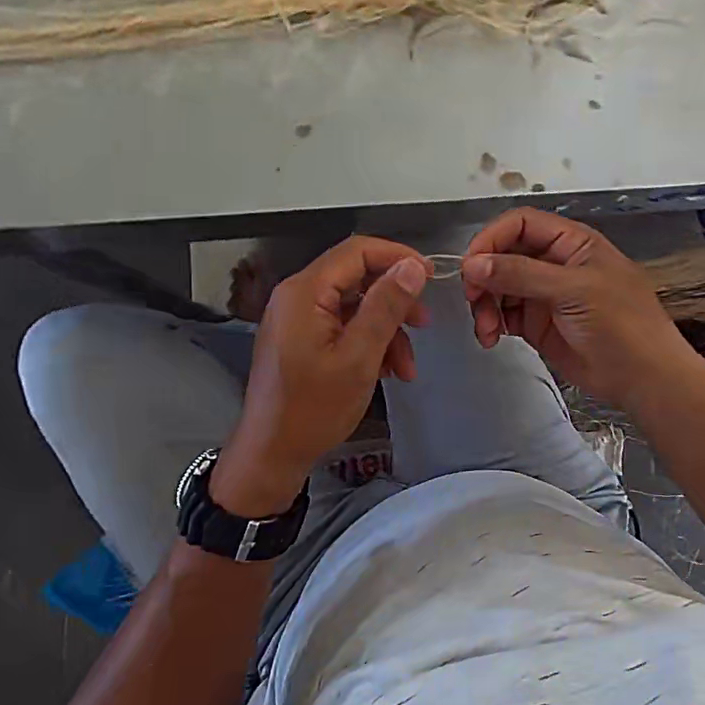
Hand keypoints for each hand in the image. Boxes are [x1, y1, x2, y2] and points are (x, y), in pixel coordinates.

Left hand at [211, 237, 427, 516]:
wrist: (273, 452)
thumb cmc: (313, 408)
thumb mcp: (359, 357)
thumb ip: (386, 307)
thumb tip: (412, 267)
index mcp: (305, 293)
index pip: (357, 251)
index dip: (397, 257)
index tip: (431, 276)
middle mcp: (298, 297)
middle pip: (358, 278)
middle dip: (395, 302)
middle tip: (424, 324)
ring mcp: (299, 319)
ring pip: (356, 307)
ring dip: (387, 331)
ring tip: (406, 367)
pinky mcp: (303, 340)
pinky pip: (344, 327)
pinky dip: (370, 344)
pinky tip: (387, 371)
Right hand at [461, 208, 700, 406]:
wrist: (642, 376)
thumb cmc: (621, 324)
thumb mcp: (574, 290)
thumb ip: (522, 274)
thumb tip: (474, 264)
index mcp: (571, 243)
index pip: (521, 225)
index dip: (492, 239)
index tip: (471, 264)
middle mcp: (555, 264)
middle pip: (504, 256)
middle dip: (484, 276)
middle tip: (473, 300)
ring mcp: (545, 295)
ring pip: (500, 288)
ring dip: (485, 305)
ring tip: (486, 330)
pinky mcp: (538, 325)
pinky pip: (505, 315)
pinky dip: (492, 324)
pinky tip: (492, 338)